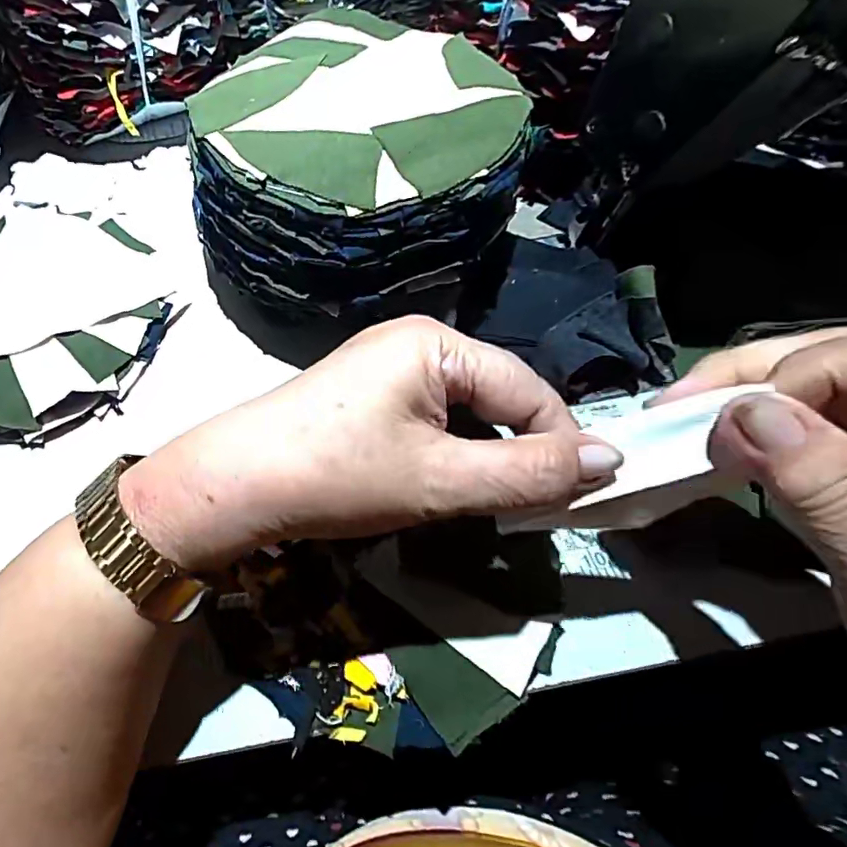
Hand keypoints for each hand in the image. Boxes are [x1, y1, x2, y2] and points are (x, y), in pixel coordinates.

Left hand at [118, 316, 620, 571]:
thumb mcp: (442, 481)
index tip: (579, 497)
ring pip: (470, 409)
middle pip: (500, 394)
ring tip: (497, 501)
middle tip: (537, 507)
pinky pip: (437, 414)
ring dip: (490, 454)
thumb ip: (528, 473)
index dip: (561, 443)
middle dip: (523, 450)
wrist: (235, 486)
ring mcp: (389, 362)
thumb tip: (611, 460)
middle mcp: (418, 339)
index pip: (528, 388)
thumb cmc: (340, 477)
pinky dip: (455, 450)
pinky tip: (451, 481)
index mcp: (438, 342)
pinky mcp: (372, 390)